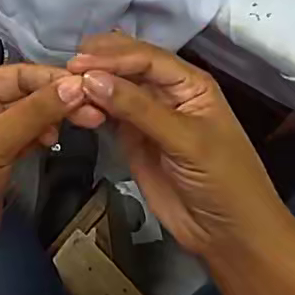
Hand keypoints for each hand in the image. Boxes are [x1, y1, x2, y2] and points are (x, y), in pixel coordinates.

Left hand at [0, 64, 86, 294]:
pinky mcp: (2, 155)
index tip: (90, 86)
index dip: (53, 78)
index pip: (18, 73)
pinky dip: (44, 135)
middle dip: (59, 99)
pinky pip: (29, 135)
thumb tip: (76, 86)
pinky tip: (56, 140)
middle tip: (95, 111)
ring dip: (56, 118)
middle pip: (27, 92)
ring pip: (31, 114)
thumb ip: (36, 111)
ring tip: (86, 123)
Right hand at [67, 33, 289, 258]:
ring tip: (65, 86)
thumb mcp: (186, 141)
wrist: (229, 237)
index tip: (79, 63)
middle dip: (98, 62)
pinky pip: (106, 112)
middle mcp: (165, 90)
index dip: (112, 57)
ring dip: (91, 84)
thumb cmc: (224, 182)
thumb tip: (91, 79)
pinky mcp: (131, 136)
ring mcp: (146, 113)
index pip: (145, 57)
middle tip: (67, 67)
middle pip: (126, 65)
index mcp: (188, 82)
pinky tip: (73, 105)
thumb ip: (139, 108)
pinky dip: (89, 107)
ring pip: (113, 86)